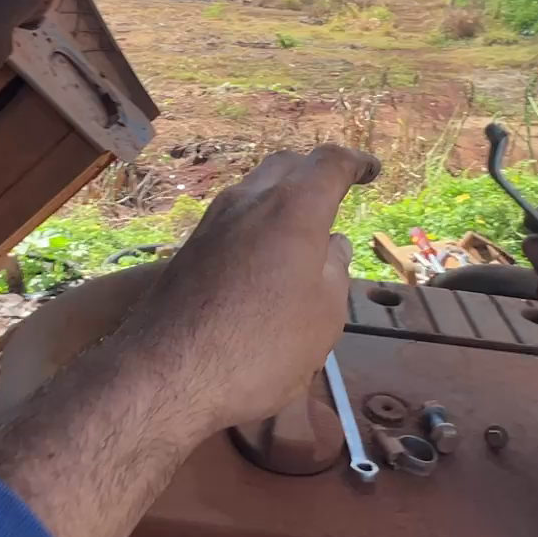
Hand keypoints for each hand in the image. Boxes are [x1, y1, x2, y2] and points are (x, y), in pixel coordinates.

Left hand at [119, 145, 378, 434]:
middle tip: (338, 192)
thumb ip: (334, 269)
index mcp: (292, 207)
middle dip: (316, 172)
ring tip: (304, 230)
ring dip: (284, 198)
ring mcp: (212, 222)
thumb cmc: (261, 345)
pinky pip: (235, 218)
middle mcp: (248, 200)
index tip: (371, 170)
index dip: (355, 162)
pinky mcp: (190, 248)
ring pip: (255, 190)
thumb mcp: (324, 314)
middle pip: (287, 166)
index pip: (329, 163)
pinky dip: (259, 222)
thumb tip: (332, 244)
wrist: (166, 373)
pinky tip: (266, 257)